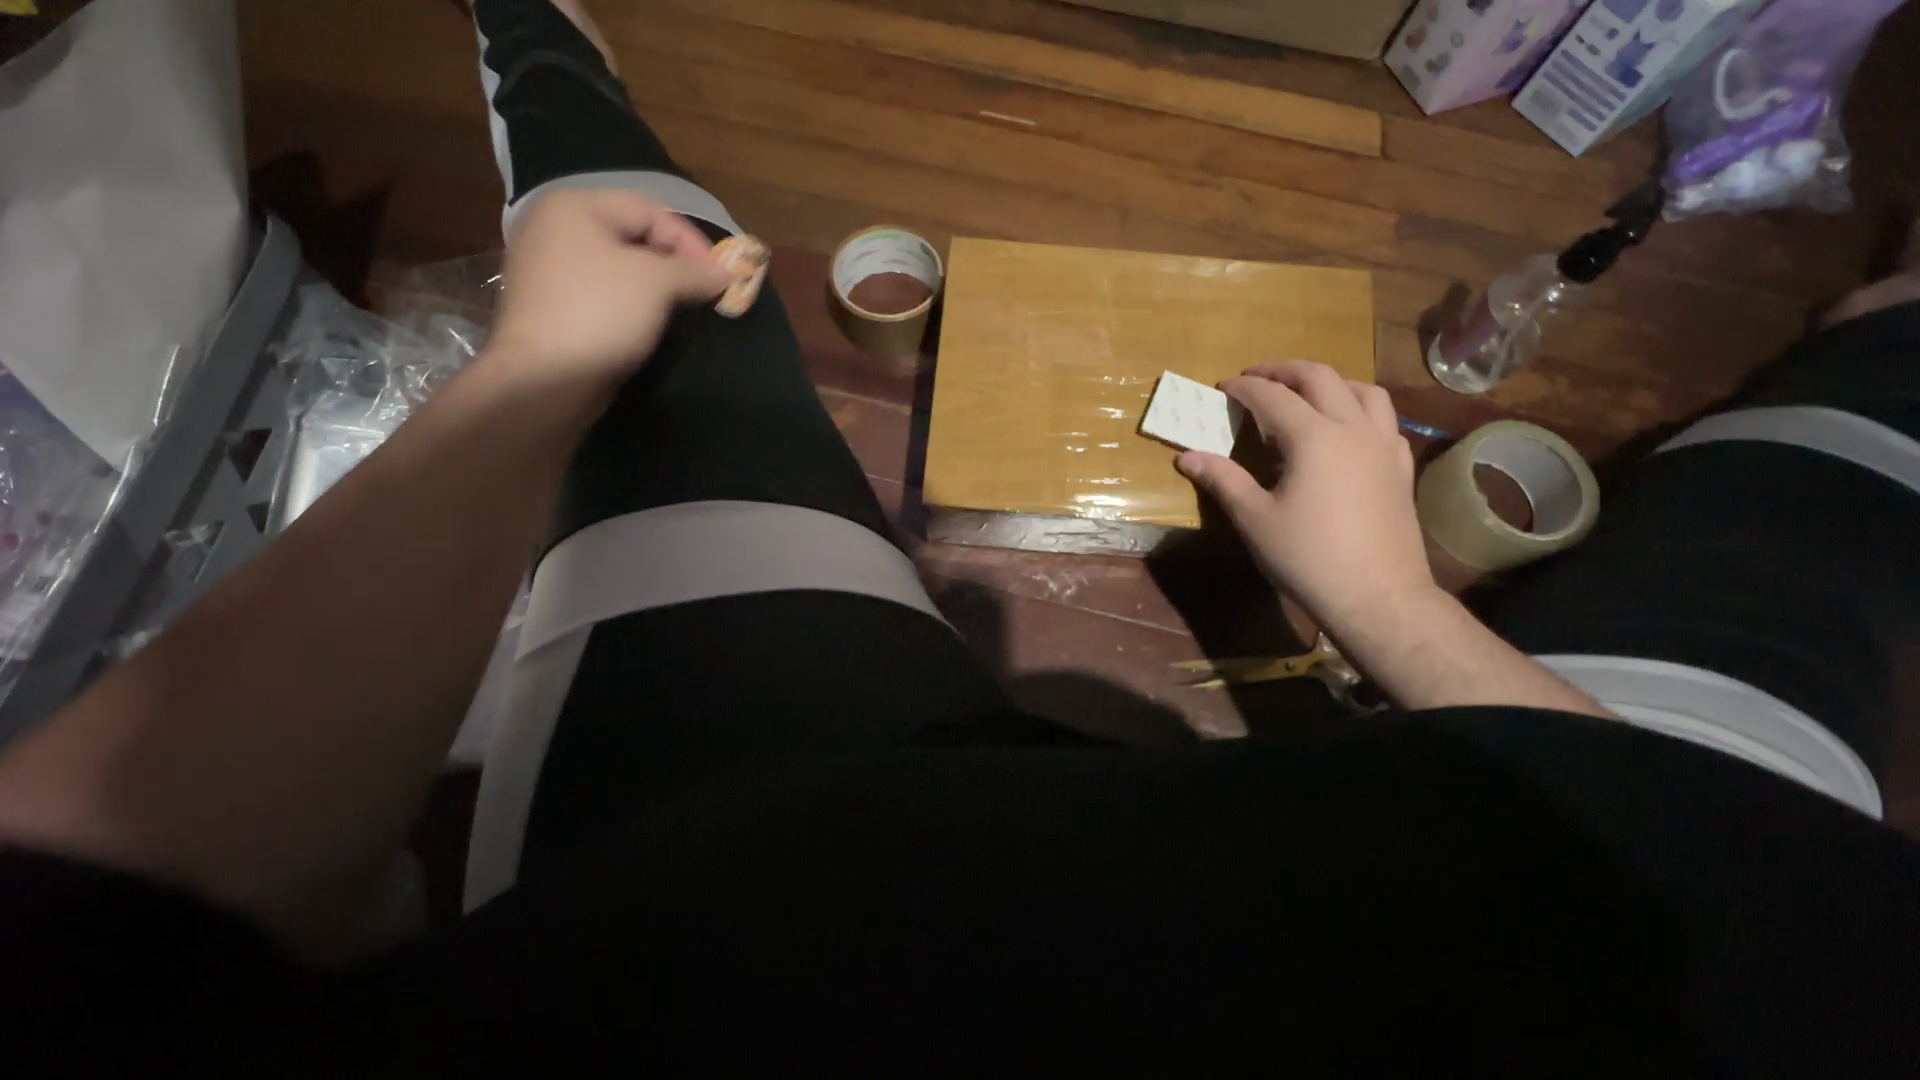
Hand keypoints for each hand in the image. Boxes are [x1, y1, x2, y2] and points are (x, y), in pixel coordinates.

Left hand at [486, 188, 736, 392]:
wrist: (545, 379)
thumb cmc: (600, 313)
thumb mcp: (657, 283)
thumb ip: (695, 270)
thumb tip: (729, 272)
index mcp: (574, 207)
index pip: (648, 209)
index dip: (690, 240)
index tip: (719, 276)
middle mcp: (554, 229)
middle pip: (632, 235)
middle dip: (674, 263)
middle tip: (704, 292)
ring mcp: (548, 270)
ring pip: (618, 267)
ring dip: (655, 286)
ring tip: (684, 309)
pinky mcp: (552, 308)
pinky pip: (602, 294)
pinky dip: (631, 304)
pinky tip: (650, 325)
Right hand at [1176, 361, 1436, 626]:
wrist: (1378, 597)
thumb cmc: (1308, 559)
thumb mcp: (1255, 520)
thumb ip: (1223, 480)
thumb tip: (1186, 456)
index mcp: (1314, 437)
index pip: (1272, 396)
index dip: (1244, 387)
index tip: (1222, 387)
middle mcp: (1353, 428)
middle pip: (1320, 378)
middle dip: (1284, 371)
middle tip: (1257, 377)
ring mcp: (1384, 446)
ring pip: (1363, 391)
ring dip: (1329, 382)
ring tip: (1305, 394)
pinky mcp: (1400, 467)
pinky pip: (1384, 421)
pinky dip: (1360, 410)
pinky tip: (1346, 429)